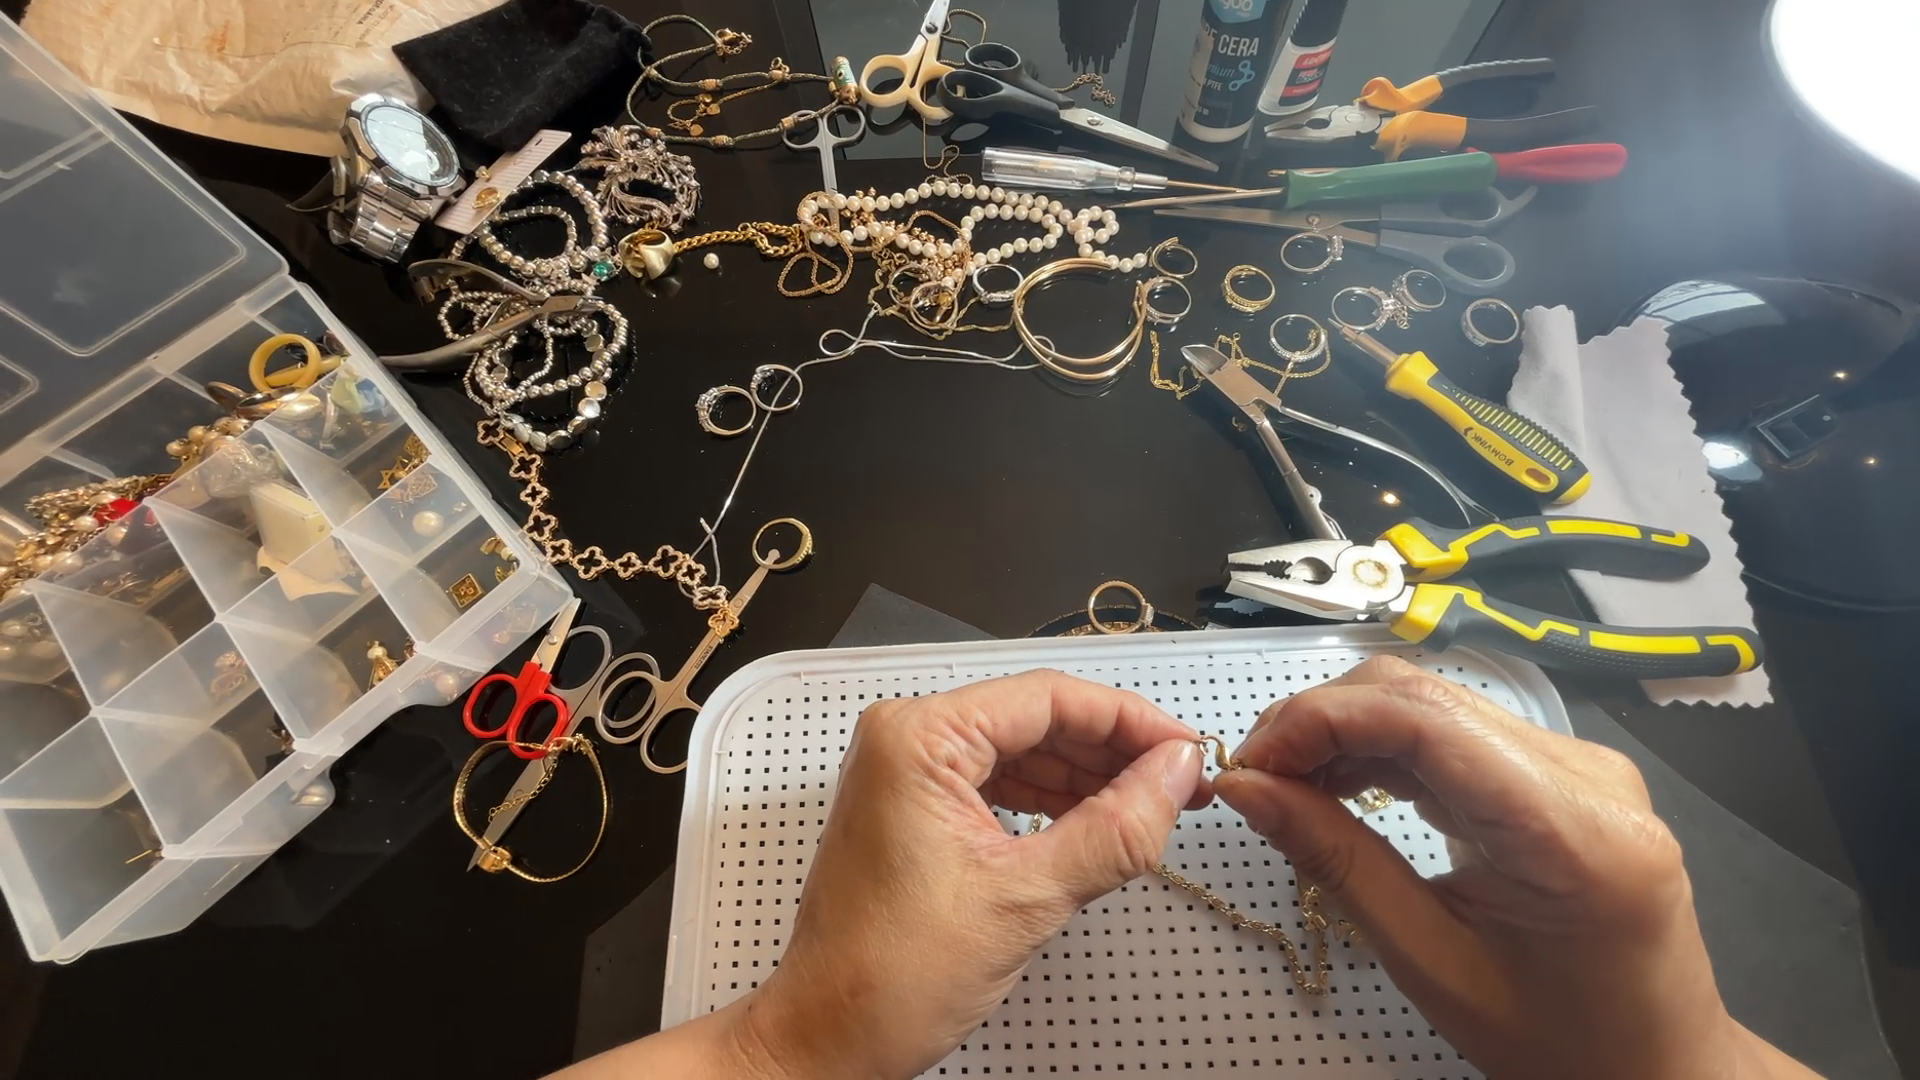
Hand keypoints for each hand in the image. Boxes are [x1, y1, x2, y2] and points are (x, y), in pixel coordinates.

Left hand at [735, 670, 1210, 1079]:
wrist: (826, 1037)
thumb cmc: (891, 975)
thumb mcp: (1025, 899)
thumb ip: (1115, 828)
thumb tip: (1174, 774)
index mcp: (919, 736)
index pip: (1046, 697)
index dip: (1126, 718)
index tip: (1182, 746)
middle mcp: (908, 733)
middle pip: (1035, 716)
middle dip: (1111, 748)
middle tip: (1177, 779)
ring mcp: (909, 764)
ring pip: (1021, 745)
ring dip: (1085, 772)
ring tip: (1148, 800)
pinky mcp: (917, 795)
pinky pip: (997, 775)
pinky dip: (1049, 794)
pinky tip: (1094, 813)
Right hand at [1213, 656, 1818, 1079]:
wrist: (1658, 1068)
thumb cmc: (1552, 1037)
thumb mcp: (1427, 960)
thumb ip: (1333, 860)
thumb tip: (1242, 787)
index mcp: (1571, 832)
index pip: (1423, 720)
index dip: (1319, 720)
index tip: (1251, 762)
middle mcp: (1581, 772)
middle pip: (1416, 695)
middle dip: (1317, 720)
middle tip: (1258, 774)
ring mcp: (1569, 761)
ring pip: (1419, 700)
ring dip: (1337, 728)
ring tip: (1287, 781)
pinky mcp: (1547, 765)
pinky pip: (1437, 727)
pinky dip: (1370, 744)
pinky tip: (1335, 781)